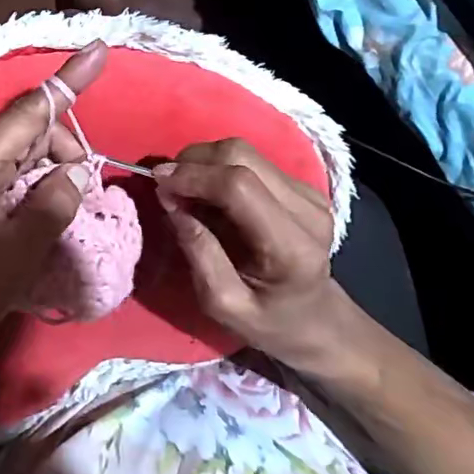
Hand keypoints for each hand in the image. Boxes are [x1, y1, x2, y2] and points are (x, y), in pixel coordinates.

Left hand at [0, 42, 109, 375]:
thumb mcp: (20, 248)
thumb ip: (55, 201)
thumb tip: (77, 172)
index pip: (30, 110)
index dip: (68, 81)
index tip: (98, 49)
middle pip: (30, 129)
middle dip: (66, 148)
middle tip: (87, 187)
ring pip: (25, 152)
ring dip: (55, 169)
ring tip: (73, 204)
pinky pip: (14, 173)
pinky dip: (39, 184)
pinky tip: (53, 206)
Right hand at [152, 138, 362, 375]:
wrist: (315, 320)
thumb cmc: (267, 322)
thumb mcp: (222, 303)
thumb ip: (198, 252)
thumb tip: (170, 200)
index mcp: (290, 246)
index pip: (239, 186)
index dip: (193, 176)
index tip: (158, 182)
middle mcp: (306, 210)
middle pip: (241, 155)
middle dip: (194, 161)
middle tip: (166, 184)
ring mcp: (309, 193)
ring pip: (245, 151)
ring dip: (205, 161)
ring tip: (184, 187)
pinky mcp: (302, 186)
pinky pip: (252, 161)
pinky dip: (220, 168)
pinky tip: (209, 192)